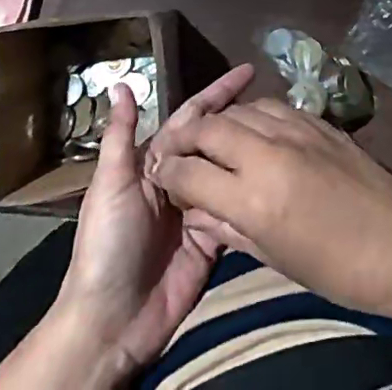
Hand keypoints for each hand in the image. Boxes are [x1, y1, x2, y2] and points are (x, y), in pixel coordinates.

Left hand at [52, 63, 255, 379]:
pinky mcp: (212, 239)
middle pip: (215, 139)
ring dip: (250, 151)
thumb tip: (122, 83)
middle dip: (241, 117)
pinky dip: (250, 193)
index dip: (218, 93)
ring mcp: (198, 209)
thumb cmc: (107, 242)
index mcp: (153, 160)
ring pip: (228, 171)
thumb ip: (122, 135)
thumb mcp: (111, 183)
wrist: (114, 318)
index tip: (248, 72)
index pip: (191, 117)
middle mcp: (178, 178)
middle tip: (277, 100)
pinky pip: (234, 208)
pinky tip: (276, 176)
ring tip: (284, 131)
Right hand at [146, 99, 391, 316]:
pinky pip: (268, 106)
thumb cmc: (338, 268)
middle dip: (183, 137)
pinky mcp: (314, 119)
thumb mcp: (274, 258)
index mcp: (253, 198)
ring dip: (215, 122)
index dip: (168, 173)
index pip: (190, 173)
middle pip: (207, 128)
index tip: (161, 176)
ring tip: (208, 137)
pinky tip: (248, 127)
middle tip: (175, 149)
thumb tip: (193, 209)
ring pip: (237, 109)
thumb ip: (226, 227)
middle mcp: (267, 153)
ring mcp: (293, 130)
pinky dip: (248, 114)